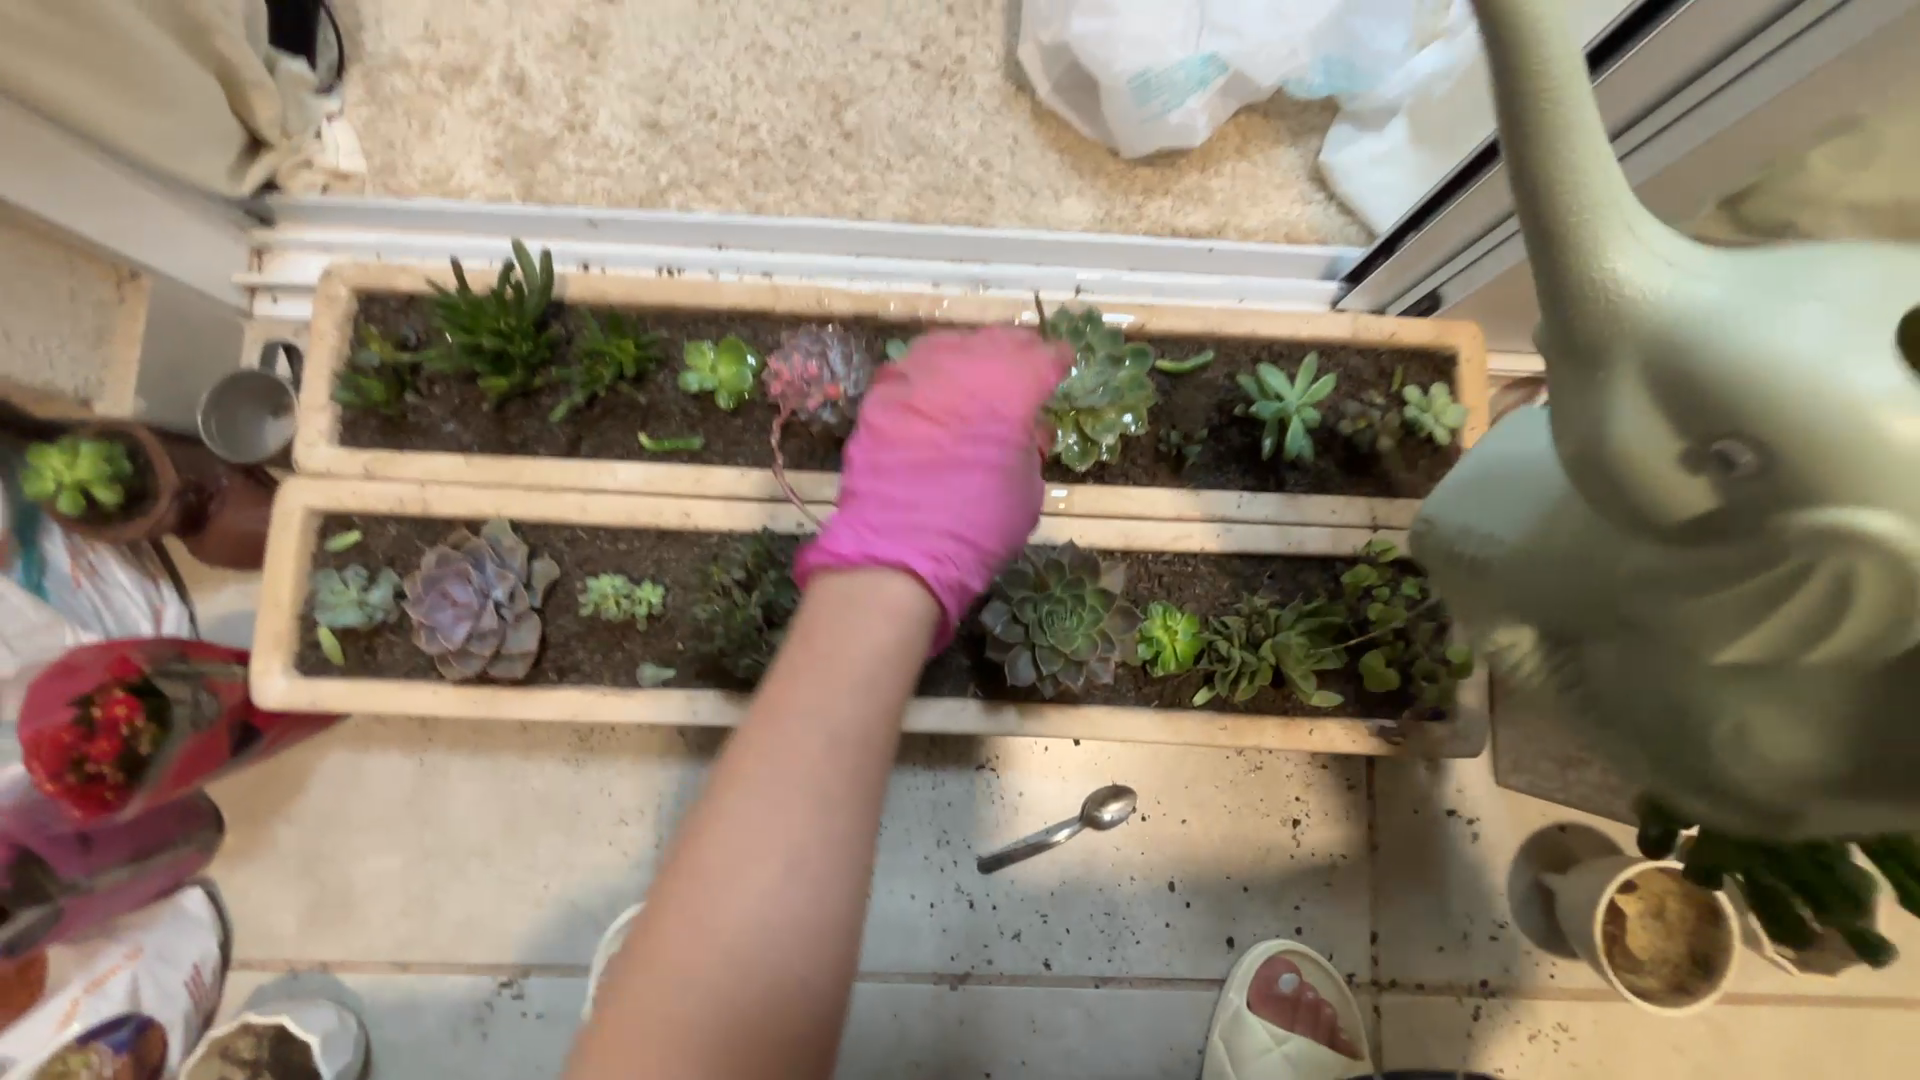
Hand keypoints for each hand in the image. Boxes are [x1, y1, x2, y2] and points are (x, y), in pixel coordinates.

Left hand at [793, 326, 1071, 647]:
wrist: (900, 552)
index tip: (1060, 363)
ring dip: (970, 352)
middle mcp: (963, 371)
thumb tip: (1027, 427)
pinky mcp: (880, 397)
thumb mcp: (1027, 490)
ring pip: (950, 344)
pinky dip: (930, 370)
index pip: (1041, 357)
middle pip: (995, 341)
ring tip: (978, 368)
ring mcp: (917, 379)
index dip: (1055, 359)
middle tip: (1022, 359)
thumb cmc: (978, 528)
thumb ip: (1030, 447)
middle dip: (1014, 349)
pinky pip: (911, 368)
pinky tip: (937, 387)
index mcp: (1010, 392)